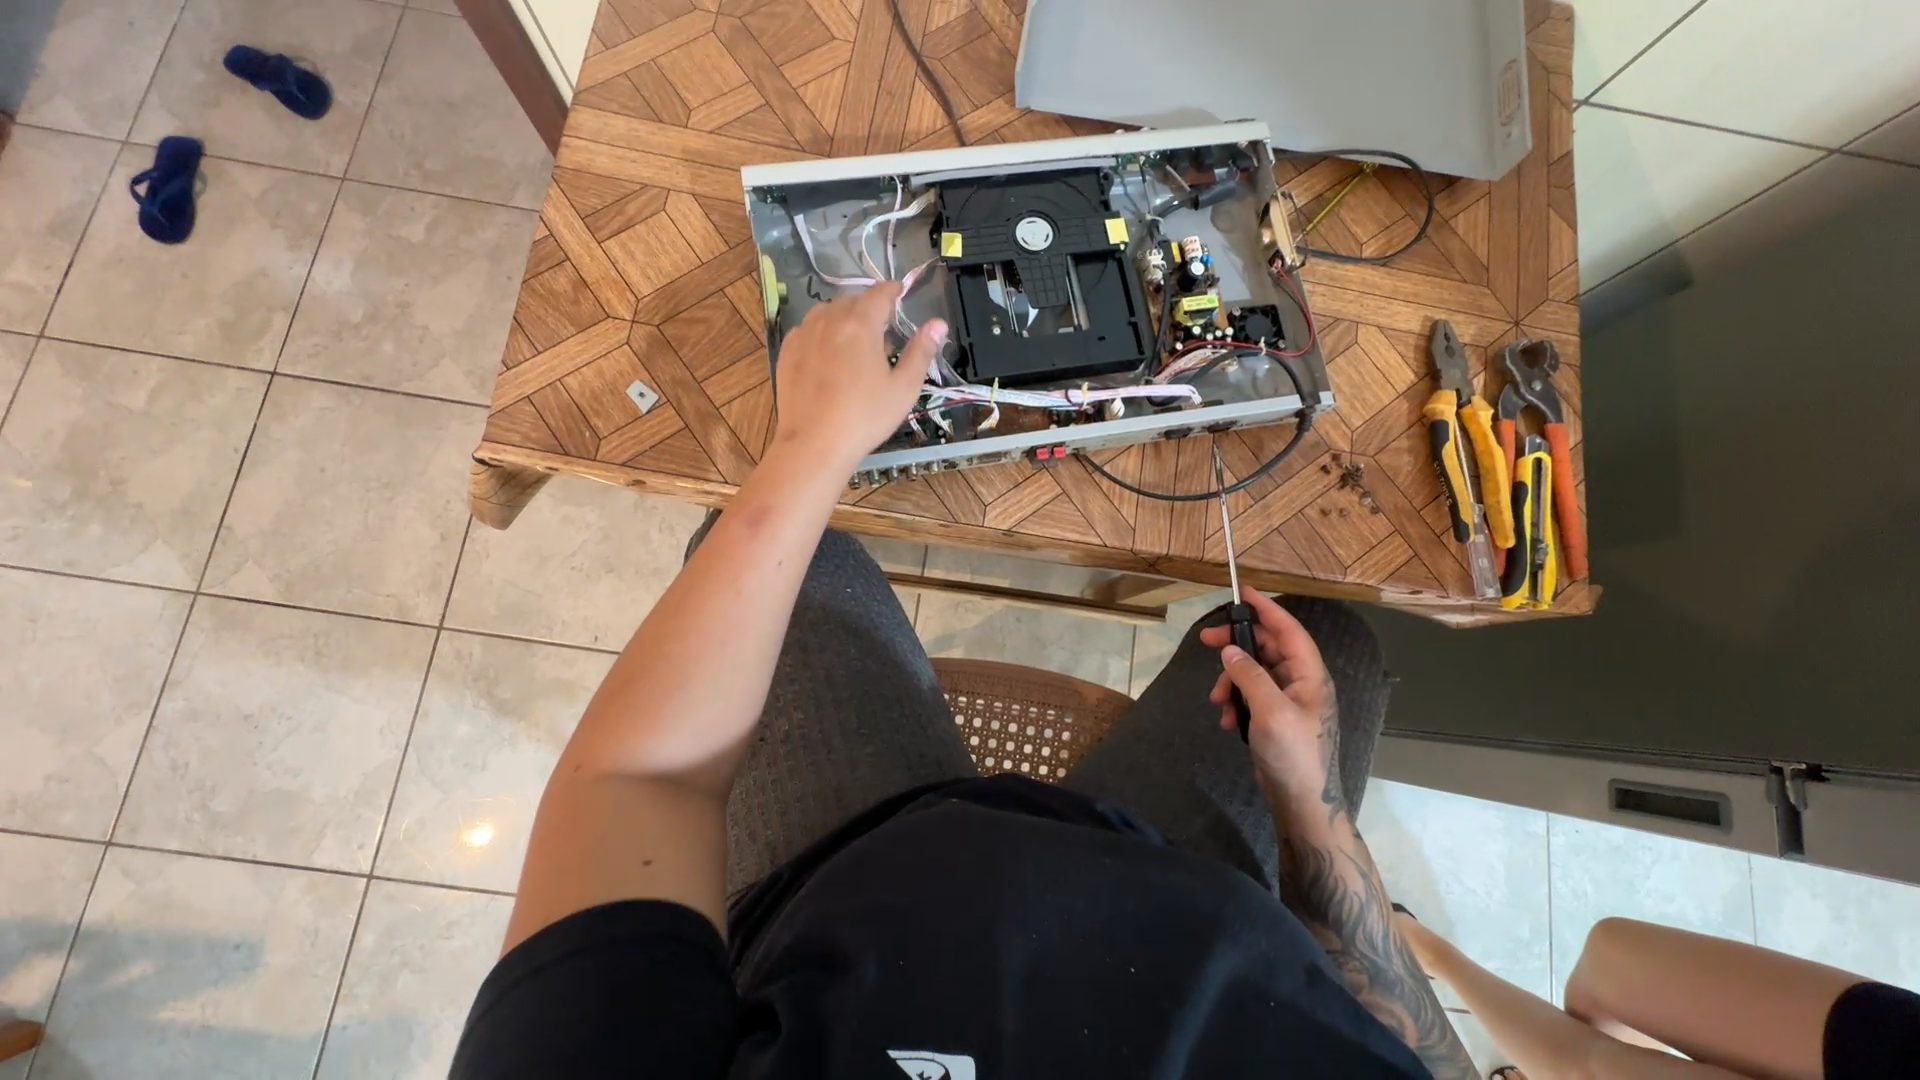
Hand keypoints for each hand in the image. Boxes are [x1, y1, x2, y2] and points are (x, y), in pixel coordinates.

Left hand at [767, 282, 945, 470]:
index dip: (892, 290)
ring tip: (854, 339)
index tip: (900, 292)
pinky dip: (821, 331)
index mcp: (861, 325)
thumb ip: (921, 352)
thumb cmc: (866, 417)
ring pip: (826, 312)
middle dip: (869, 307)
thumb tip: (938, 324)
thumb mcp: (903, 388)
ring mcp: (804, 335)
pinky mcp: (787, 353)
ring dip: (843, 316)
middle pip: (852, 300)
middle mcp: (830, 321)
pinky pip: (807, 329)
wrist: (815, 444)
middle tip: (882, 328)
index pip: (879, 294)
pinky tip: (827, 352)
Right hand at [1199, 588, 1343, 820]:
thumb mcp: (1269, 710)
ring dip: (1231, 681)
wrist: (1302, 801)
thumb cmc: (1294, 754)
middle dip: (1236, 645)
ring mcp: (1288, 700)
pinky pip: (1250, 695)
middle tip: (1205, 640)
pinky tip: (1228, 720)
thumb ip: (1249, 675)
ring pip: (1253, 672)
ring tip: (1218, 701)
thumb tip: (1230, 650)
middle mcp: (1300, 682)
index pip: (1288, 630)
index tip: (1243, 592)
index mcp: (1309, 675)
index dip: (1267, 608)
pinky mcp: (1275, 717)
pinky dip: (1235, 701)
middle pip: (1266, 648)